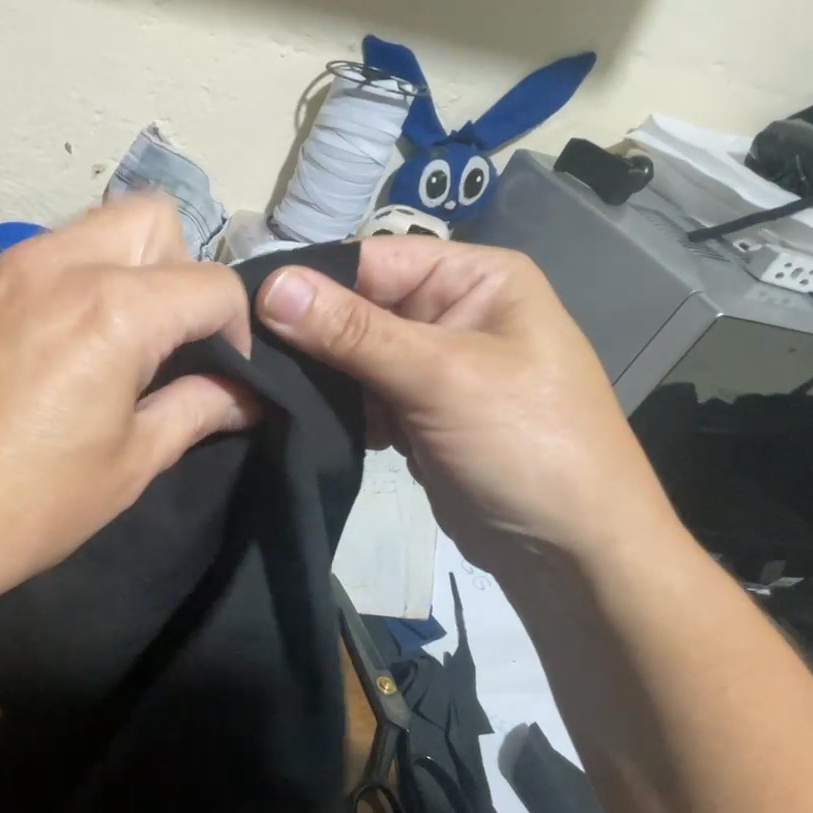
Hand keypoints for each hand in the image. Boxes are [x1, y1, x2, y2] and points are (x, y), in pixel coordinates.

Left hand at [0, 198, 255, 658]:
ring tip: (104, 348)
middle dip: (179, 273)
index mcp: (113, 309)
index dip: (235, 332)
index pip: (212, 285)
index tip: (222, 379)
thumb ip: (194, 412)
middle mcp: (56, 264)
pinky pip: (32, 260)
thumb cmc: (16, 512)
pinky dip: (62, 286)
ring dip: (119, 273)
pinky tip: (42, 351)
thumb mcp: (124, 470)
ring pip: (88, 230)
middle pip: (152, 219)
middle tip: (164, 346)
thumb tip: (241, 393)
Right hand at [256, 237, 679, 574]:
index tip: (240, 313)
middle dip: (307, 336)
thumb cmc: (526, 445)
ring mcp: (432, 366)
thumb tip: (270, 286)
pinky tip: (308, 425)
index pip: (370, 260)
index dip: (308, 283)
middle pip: (355, 307)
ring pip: (350, 356)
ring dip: (316, 378)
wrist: (572, 551)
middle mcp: (451, 311)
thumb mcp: (441, 377)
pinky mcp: (415, 413)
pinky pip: (360, 396)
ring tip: (269, 397)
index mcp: (474, 277)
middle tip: (244, 363)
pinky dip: (335, 410)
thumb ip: (353, 331)